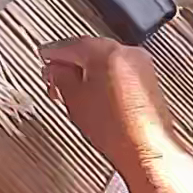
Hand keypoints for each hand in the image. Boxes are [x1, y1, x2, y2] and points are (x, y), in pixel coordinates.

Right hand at [40, 37, 176, 174]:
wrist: (146, 148)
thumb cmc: (117, 128)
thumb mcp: (74, 99)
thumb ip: (59, 77)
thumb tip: (55, 70)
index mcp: (107, 52)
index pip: (71, 45)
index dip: (53, 53)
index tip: (44, 56)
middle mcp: (127, 53)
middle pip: (90, 50)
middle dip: (70, 62)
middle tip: (53, 75)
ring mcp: (141, 65)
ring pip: (105, 60)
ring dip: (87, 71)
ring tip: (71, 90)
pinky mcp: (147, 79)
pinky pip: (119, 70)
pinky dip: (103, 77)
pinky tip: (93, 93)